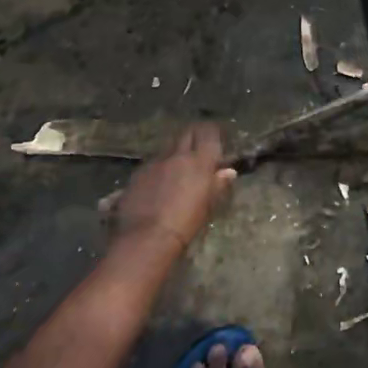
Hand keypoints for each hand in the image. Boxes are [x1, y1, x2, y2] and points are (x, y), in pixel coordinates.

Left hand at [100, 123, 235, 253]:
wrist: (147, 236)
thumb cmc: (185, 224)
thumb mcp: (207, 206)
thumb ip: (218, 185)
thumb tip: (229, 172)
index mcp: (199, 162)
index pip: (208, 133)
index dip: (212, 131)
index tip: (216, 134)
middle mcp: (177, 155)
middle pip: (187, 133)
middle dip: (194, 134)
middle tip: (199, 143)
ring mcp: (156, 162)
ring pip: (168, 147)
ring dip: (176, 150)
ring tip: (178, 162)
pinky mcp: (139, 172)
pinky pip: (153, 162)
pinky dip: (160, 166)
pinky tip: (159, 179)